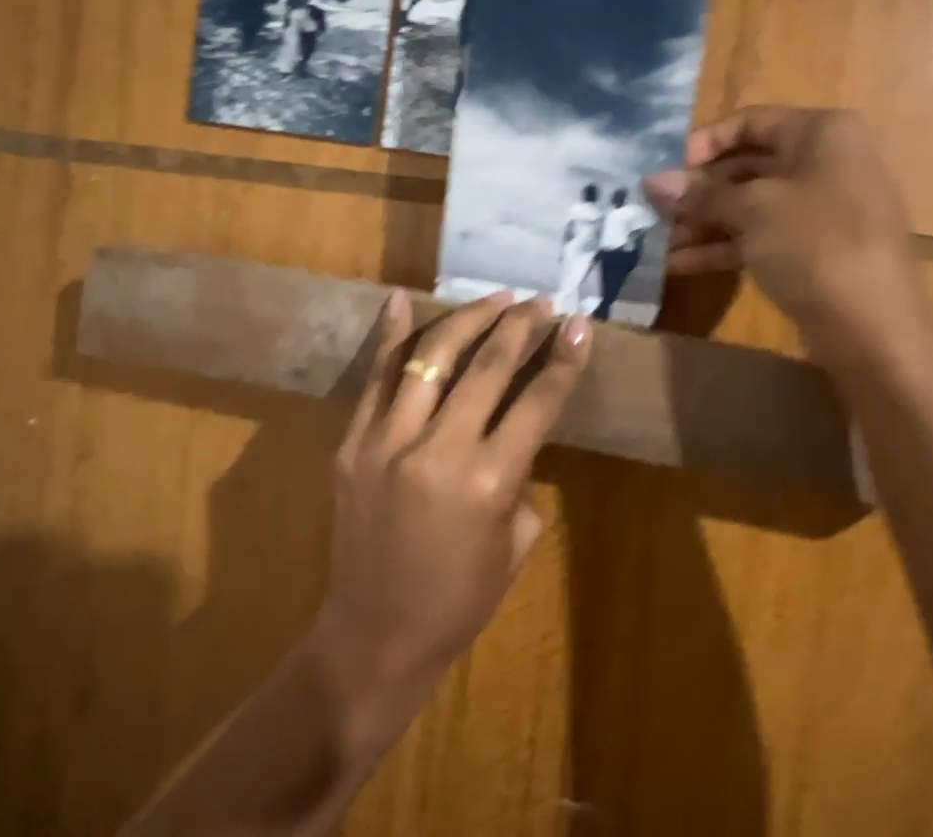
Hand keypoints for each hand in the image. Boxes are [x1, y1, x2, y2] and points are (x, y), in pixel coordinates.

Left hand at [315, 290, 591, 705]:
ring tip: (494, 298)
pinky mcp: (351, 444)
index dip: (563, 360)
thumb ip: (519, 477)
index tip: (580, 325)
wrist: (376, 633)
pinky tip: (403, 299)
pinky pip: (374, 379)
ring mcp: (386, 442)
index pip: (536, 401)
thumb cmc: (460, 600)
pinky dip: (390, 336)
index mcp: (488, 481)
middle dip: (519, 326)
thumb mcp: (516, 544)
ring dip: (466, 320)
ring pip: (429, 358)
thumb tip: (510, 432)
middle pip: (486, 366)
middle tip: (540, 302)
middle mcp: (437, 449)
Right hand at [644, 106, 931, 370]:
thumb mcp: (752, 210)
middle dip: (699, 191)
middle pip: (748, 166)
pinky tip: (680, 265)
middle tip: (655, 211)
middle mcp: (827, 162)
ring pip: (752, 207)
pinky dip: (724, 248)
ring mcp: (823, 210)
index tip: (668, 170)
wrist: (872, 325)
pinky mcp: (815, 252)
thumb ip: (701, 195)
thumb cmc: (814, 244)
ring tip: (658, 242)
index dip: (704, 143)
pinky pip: (763, 238)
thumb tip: (651, 182)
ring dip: (705, 223)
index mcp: (822, 133)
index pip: (751, 121)